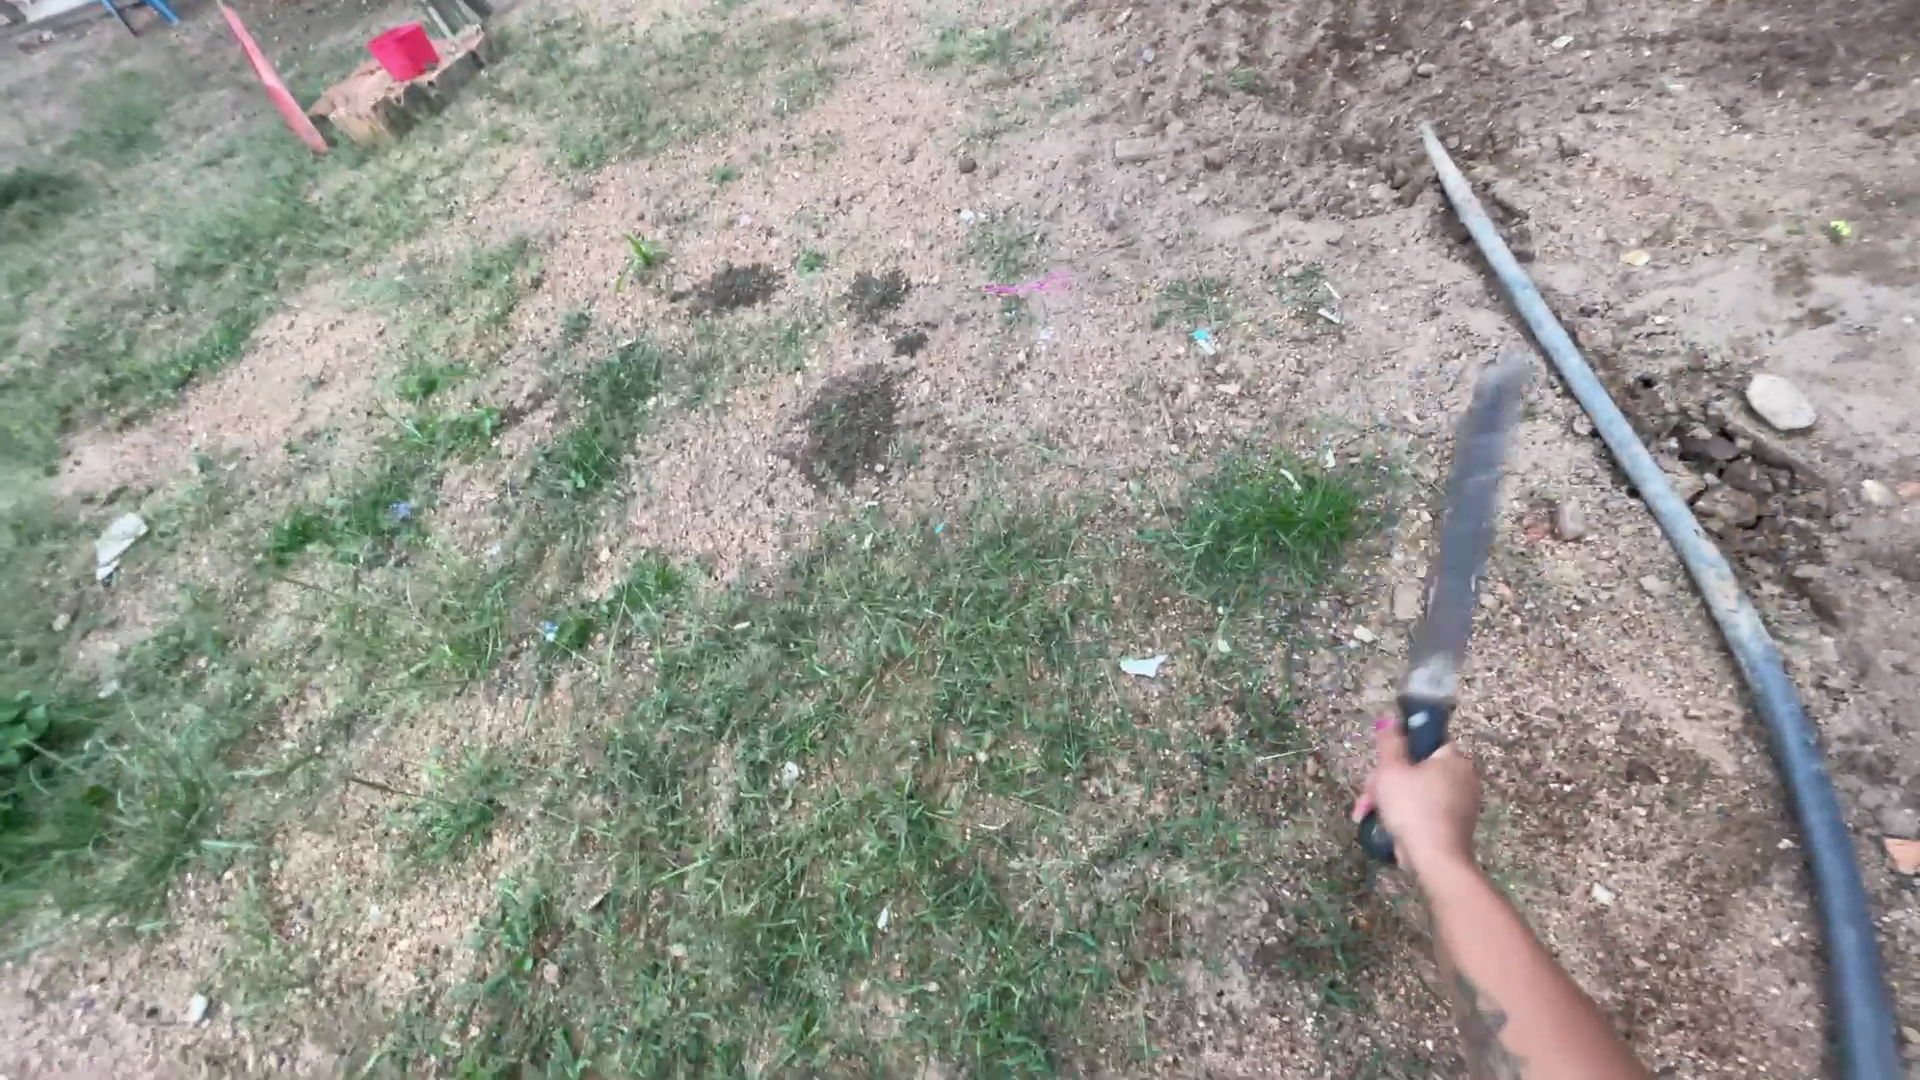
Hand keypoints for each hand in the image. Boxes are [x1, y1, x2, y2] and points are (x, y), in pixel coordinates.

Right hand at [1352, 715, 1481, 878]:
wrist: (1434, 859)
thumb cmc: (1411, 807)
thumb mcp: (1390, 769)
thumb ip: (1389, 742)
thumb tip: (1391, 718)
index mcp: (1454, 760)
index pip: (1425, 741)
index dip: (1399, 749)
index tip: (1382, 764)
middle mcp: (1464, 778)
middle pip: (1416, 767)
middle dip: (1386, 780)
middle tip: (1369, 794)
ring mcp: (1462, 803)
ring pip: (1416, 789)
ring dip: (1389, 798)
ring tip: (1367, 813)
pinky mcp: (1455, 824)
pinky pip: (1424, 808)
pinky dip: (1404, 812)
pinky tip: (1384, 824)